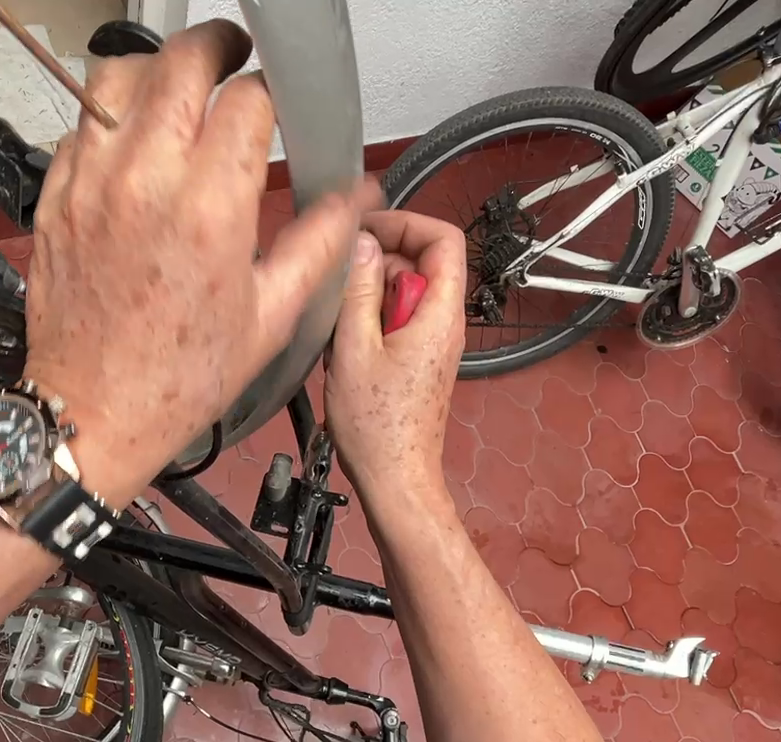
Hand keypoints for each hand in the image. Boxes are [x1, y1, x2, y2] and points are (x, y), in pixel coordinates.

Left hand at [22, 20, 374, 503]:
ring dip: (157, 71)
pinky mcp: (56, 199)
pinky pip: (82, 127)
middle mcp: (145, 181)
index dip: (270, 96)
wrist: (97, 413)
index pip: (248, 99)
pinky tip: (134, 148)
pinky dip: (112, 119)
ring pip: (119, 75)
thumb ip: (317, 244)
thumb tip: (356, 199)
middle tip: (233, 57)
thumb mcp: (268, 319)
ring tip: (179, 92)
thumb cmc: (178, 380)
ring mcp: (92, 185)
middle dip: (217, 48)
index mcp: (209, 208)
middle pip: (182, 60)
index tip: (273, 110)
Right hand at [323, 210, 467, 510]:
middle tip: (337, 282)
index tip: (365, 232)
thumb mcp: (354, 350)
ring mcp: (433, 344)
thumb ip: (358, 291)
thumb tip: (362, 243)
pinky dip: (371, 323)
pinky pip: (399, 323)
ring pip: (404, 295)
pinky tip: (345, 348)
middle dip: (378, 263)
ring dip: (369, 296)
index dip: (406, 224)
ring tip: (336, 322)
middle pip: (420, 265)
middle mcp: (444, 323)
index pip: (443, 239)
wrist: (394, 478)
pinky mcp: (419, 363)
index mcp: (439, 314)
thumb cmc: (374, 422)